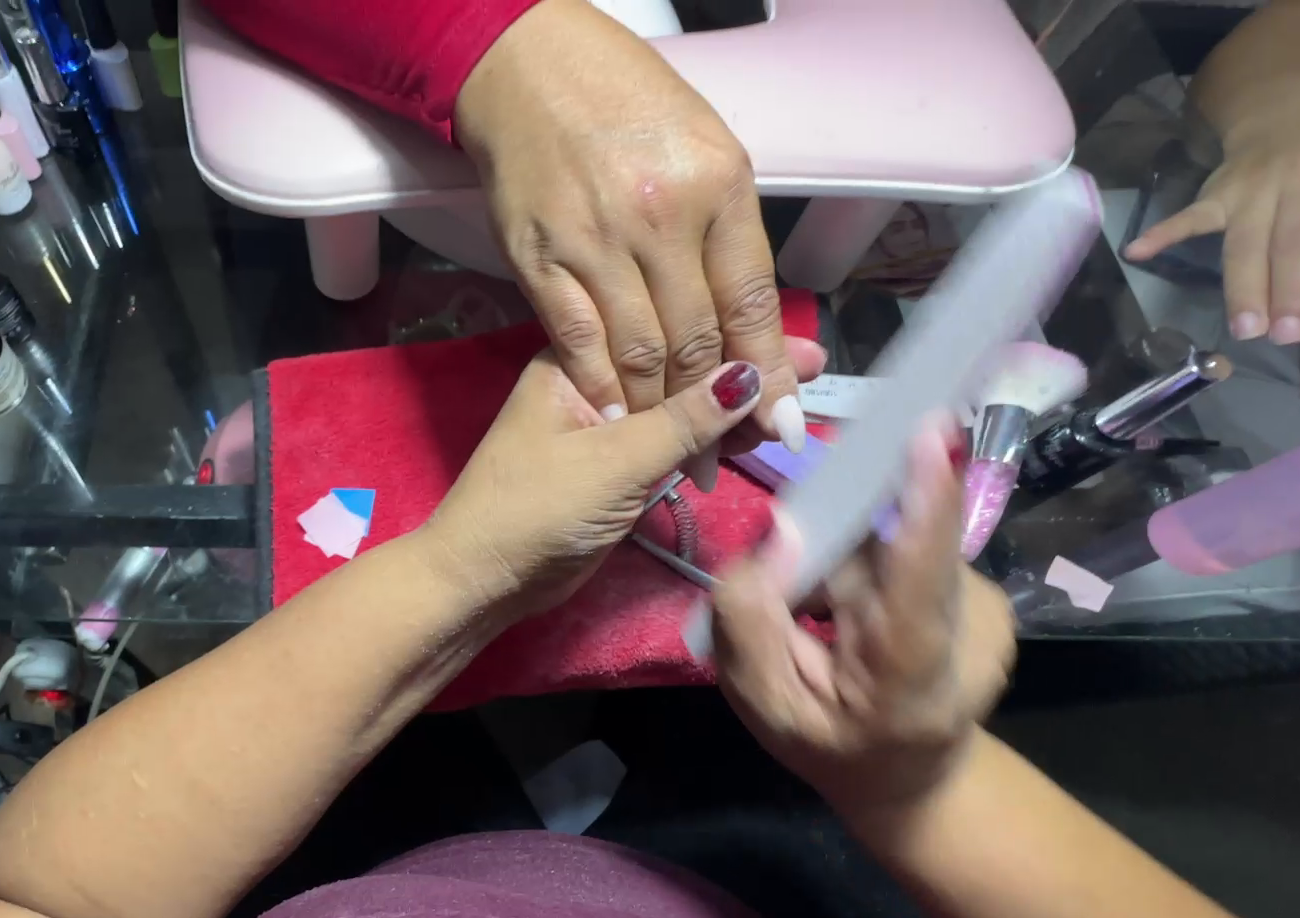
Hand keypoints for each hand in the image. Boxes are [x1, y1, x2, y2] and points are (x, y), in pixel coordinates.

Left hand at [420, 348, 773, 617]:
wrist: (487, 577)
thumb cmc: (536, 508)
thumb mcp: (614, 460)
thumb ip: (683, 420)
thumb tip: (752, 374)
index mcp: (577, 361)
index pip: (665, 333)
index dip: (731, 339)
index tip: (795, 349)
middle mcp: (592, 384)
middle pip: (677, 369)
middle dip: (741, 375)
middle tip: (811, 373)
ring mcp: (602, 428)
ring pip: (677, 410)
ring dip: (728, 413)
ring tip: (791, 410)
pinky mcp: (611, 468)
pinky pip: (668, 446)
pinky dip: (705, 444)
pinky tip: (746, 439)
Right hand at [453, 0, 808, 487]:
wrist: (523, 74)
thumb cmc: (618, 102)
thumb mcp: (700, 147)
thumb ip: (723, 232)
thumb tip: (741, 316)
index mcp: (717, 183)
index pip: (749, 300)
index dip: (767, 372)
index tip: (776, 423)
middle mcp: (660, 218)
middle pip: (697, 338)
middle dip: (712, 412)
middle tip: (718, 462)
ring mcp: (595, 243)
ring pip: (639, 351)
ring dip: (657, 415)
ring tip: (673, 459)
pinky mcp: (540, 263)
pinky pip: (578, 341)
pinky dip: (600, 388)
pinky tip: (615, 421)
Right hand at [709, 422, 1015, 814]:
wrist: (910, 780)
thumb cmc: (822, 744)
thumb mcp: (757, 696)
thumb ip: (750, 615)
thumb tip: (780, 525)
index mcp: (910, 681)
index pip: (919, 583)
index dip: (920, 506)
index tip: (925, 433)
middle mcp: (970, 635)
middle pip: (894, 549)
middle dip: (829, 540)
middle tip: (788, 589)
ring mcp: (987, 612)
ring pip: (891, 545)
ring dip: (838, 561)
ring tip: (815, 618)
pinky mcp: (982, 595)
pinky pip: (901, 551)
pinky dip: (860, 567)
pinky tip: (848, 610)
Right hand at [1125, 115, 1299, 345]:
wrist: (1293, 106)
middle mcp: (1294, 182)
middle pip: (1287, 243)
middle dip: (1282, 290)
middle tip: (1280, 335)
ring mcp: (1248, 190)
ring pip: (1245, 243)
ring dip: (1242, 286)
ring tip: (1241, 327)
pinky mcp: (1215, 195)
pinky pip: (1189, 218)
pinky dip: (1163, 235)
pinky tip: (1137, 252)